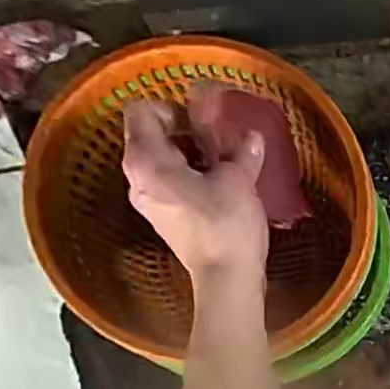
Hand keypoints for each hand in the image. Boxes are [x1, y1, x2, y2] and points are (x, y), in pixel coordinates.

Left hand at [122, 95, 268, 288]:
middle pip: (151, 139)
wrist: (227, 279)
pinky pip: (171, 188)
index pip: (143, 111)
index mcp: (146, 159)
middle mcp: (137, 178)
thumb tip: (252, 136)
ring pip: (162, 166)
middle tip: (217, 142)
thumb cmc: (226, 226)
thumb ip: (242, 154)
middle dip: (183, 135)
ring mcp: (149, 203)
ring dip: (189, 160)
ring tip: (221, 166)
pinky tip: (218, 190)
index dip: (172, 109)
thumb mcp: (239, 182)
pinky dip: (190, 182)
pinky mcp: (166, 223)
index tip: (202, 121)